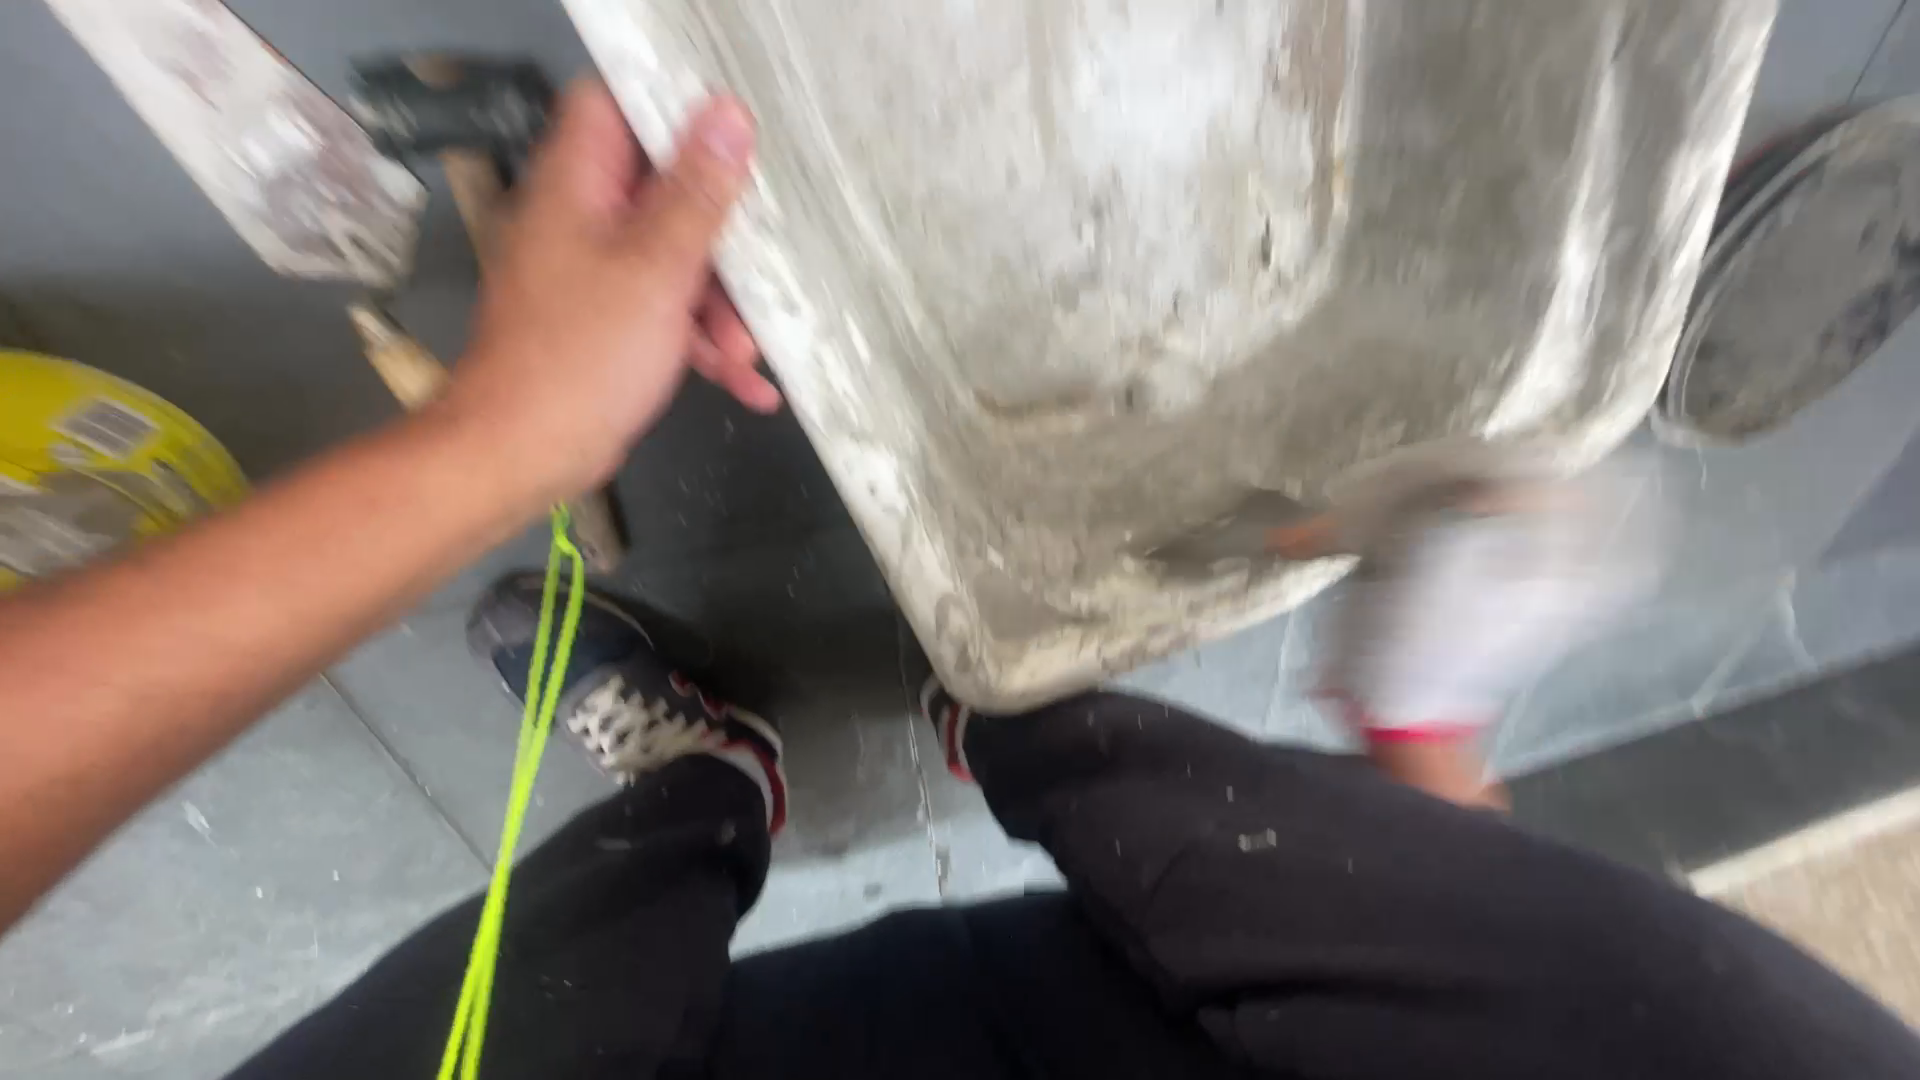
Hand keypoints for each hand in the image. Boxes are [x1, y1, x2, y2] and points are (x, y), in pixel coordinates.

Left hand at [444, 80, 780, 502]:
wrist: (528, 451)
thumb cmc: (585, 354)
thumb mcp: (655, 270)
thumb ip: (696, 195)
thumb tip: (728, 112)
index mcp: (578, 185)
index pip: (618, 105)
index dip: (674, 110)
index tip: (737, 139)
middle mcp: (586, 220)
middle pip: (666, 195)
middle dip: (723, 241)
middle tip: (762, 272)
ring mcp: (600, 276)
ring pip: (678, 263)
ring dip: (723, 309)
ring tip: (749, 358)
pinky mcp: (614, 325)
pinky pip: (671, 315)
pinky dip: (708, 346)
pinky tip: (751, 387)